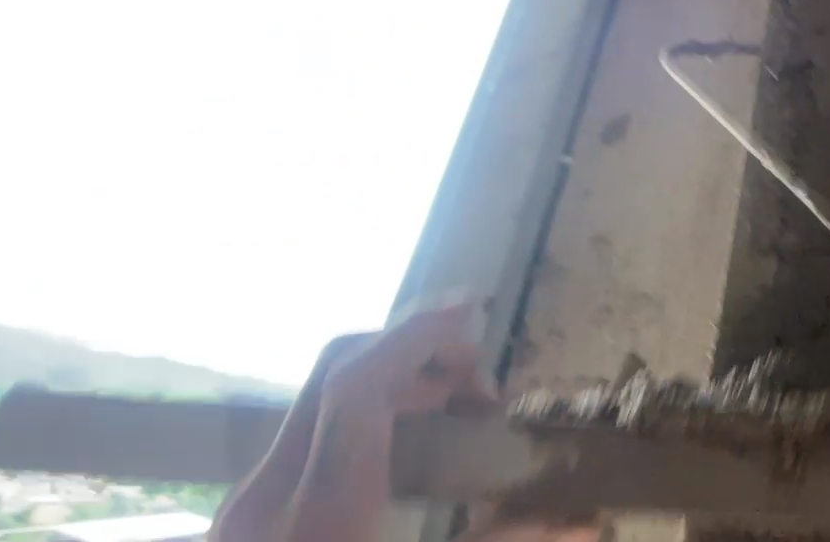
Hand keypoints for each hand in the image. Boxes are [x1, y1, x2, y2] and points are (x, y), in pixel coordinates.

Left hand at [210, 302, 499, 541]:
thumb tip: (588, 527)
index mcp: (321, 517)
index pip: (360, 385)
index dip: (419, 334)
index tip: (476, 309)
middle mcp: (269, 496)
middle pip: (339, 369)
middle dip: (418, 350)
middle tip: (477, 384)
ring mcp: (245, 504)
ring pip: (322, 395)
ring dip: (395, 377)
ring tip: (451, 410)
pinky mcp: (241, 516)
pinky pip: (310, 430)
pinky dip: (367, 410)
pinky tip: (404, 448)